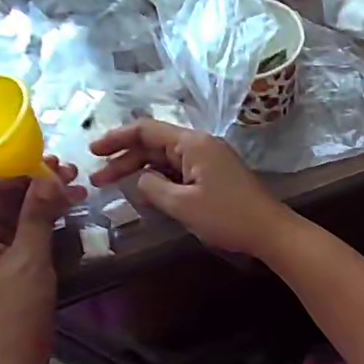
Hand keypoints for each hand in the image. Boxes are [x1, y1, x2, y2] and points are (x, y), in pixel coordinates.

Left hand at [0, 158, 85, 363]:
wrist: (12, 358)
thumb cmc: (15, 310)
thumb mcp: (29, 259)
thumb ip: (37, 215)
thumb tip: (49, 177)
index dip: (22, 171)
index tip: (55, 161)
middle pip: (2, 197)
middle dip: (36, 184)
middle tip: (72, 173)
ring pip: (14, 213)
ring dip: (43, 200)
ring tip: (77, 189)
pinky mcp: (2, 262)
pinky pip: (21, 230)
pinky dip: (42, 219)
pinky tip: (66, 209)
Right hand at [89, 119, 293, 255]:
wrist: (270, 232)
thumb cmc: (227, 217)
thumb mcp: (183, 204)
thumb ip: (153, 188)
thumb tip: (140, 180)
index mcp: (192, 143)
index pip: (146, 130)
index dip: (116, 139)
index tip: (92, 152)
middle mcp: (200, 145)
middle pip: (154, 145)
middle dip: (124, 160)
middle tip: (97, 179)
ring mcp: (209, 161)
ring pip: (165, 160)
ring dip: (140, 172)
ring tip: (113, 187)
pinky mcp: (214, 177)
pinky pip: (180, 173)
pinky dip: (160, 182)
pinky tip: (145, 196)